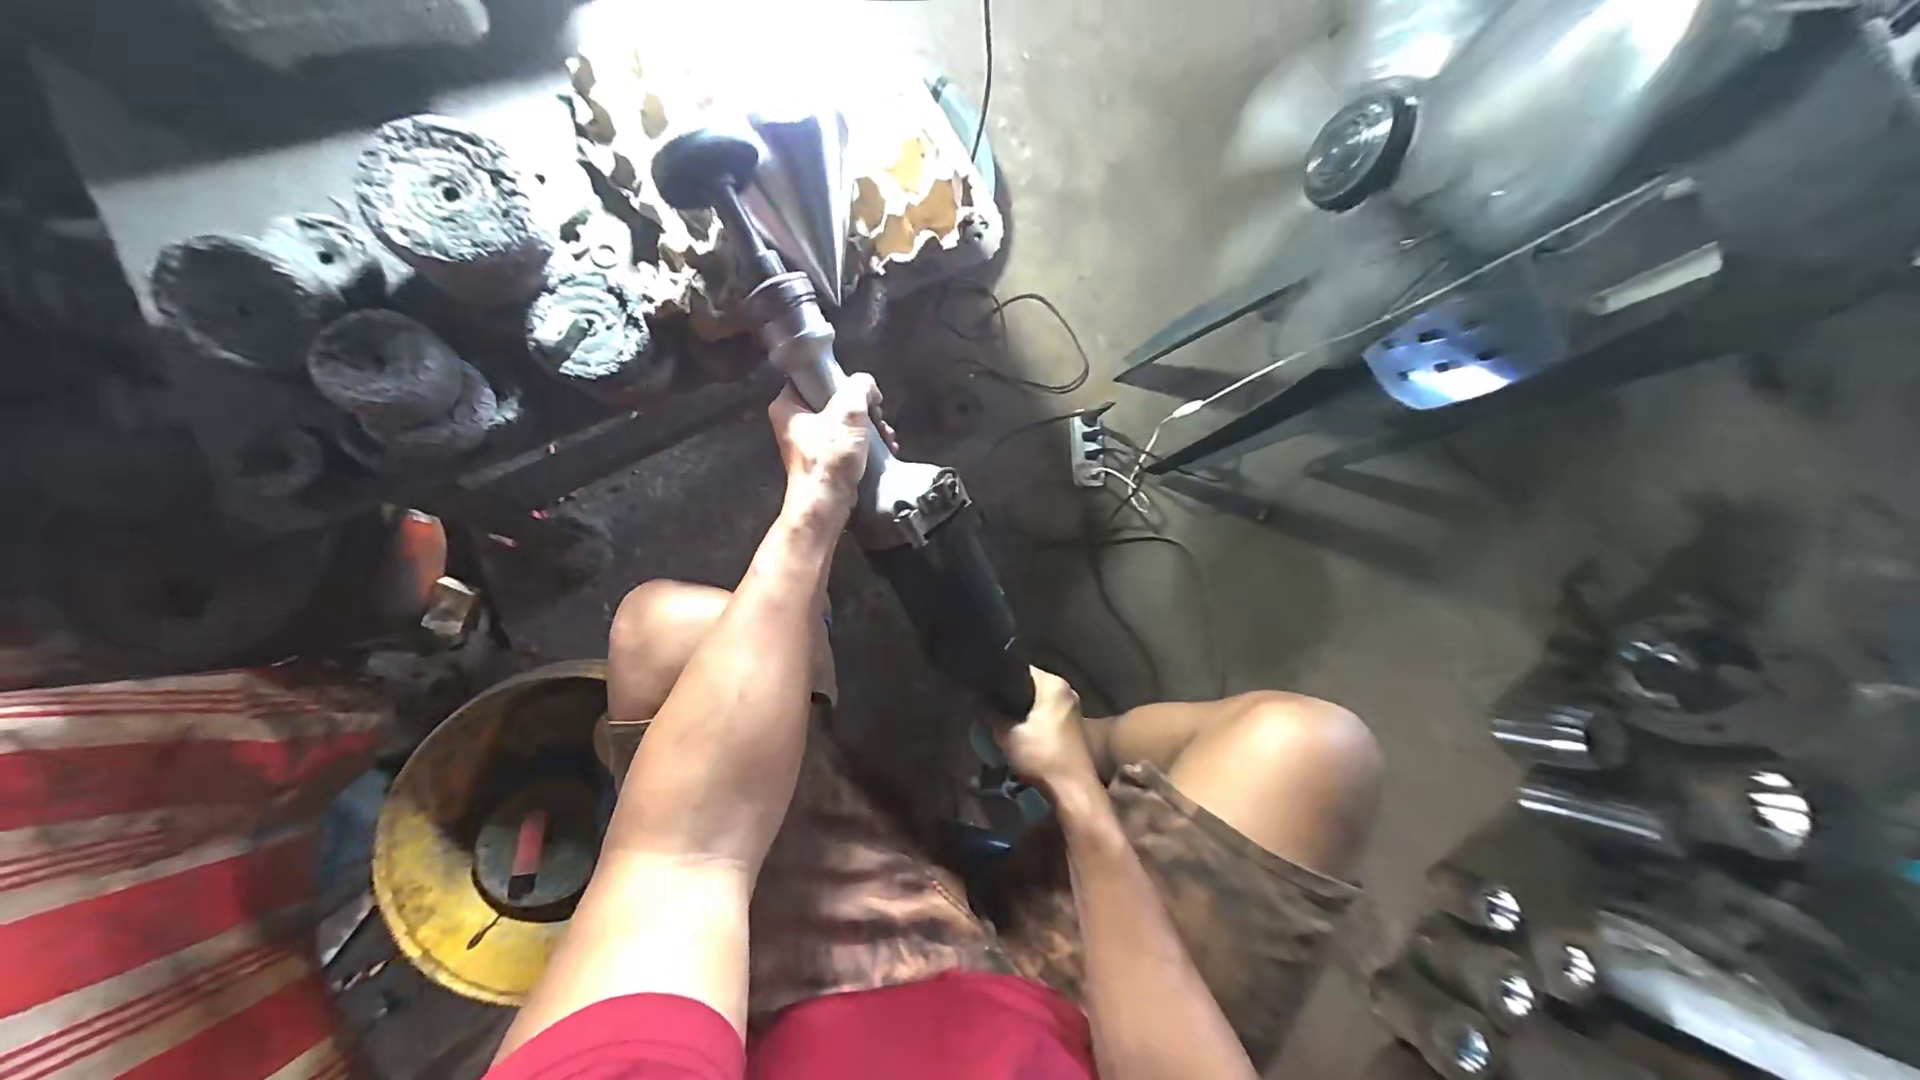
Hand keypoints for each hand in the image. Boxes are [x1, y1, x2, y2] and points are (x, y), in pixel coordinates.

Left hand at [768, 375, 894, 517]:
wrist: (827, 503)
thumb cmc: (830, 457)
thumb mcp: (849, 410)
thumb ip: (860, 387)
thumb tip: (868, 387)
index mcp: (786, 405)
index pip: (813, 377)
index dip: (840, 381)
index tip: (860, 392)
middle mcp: (794, 424)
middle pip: (834, 402)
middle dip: (863, 411)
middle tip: (877, 418)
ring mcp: (809, 445)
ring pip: (845, 424)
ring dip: (870, 428)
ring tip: (886, 437)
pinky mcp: (824, 462)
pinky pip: (847, 444)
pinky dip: (865, 445)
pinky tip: (883, 449)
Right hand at [993, 668, 1099, 800]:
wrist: (1072, 790)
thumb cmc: (1041, 755)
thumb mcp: (1007, 734)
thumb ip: (990, 714)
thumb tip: (974, 700)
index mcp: (1054, 684)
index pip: (1022, 669)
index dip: (1001, 678)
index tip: (986, 689)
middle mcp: (1067, 691)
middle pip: (1031, 686)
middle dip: (1011, 696)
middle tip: (990, 706)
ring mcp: (1073, 709)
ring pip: (1039, 702)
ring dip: (1023, 711)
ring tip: (1001, 720)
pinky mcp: (1073, 727)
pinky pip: (1047, 714)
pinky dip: (1034, 721)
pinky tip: (1020, 732)